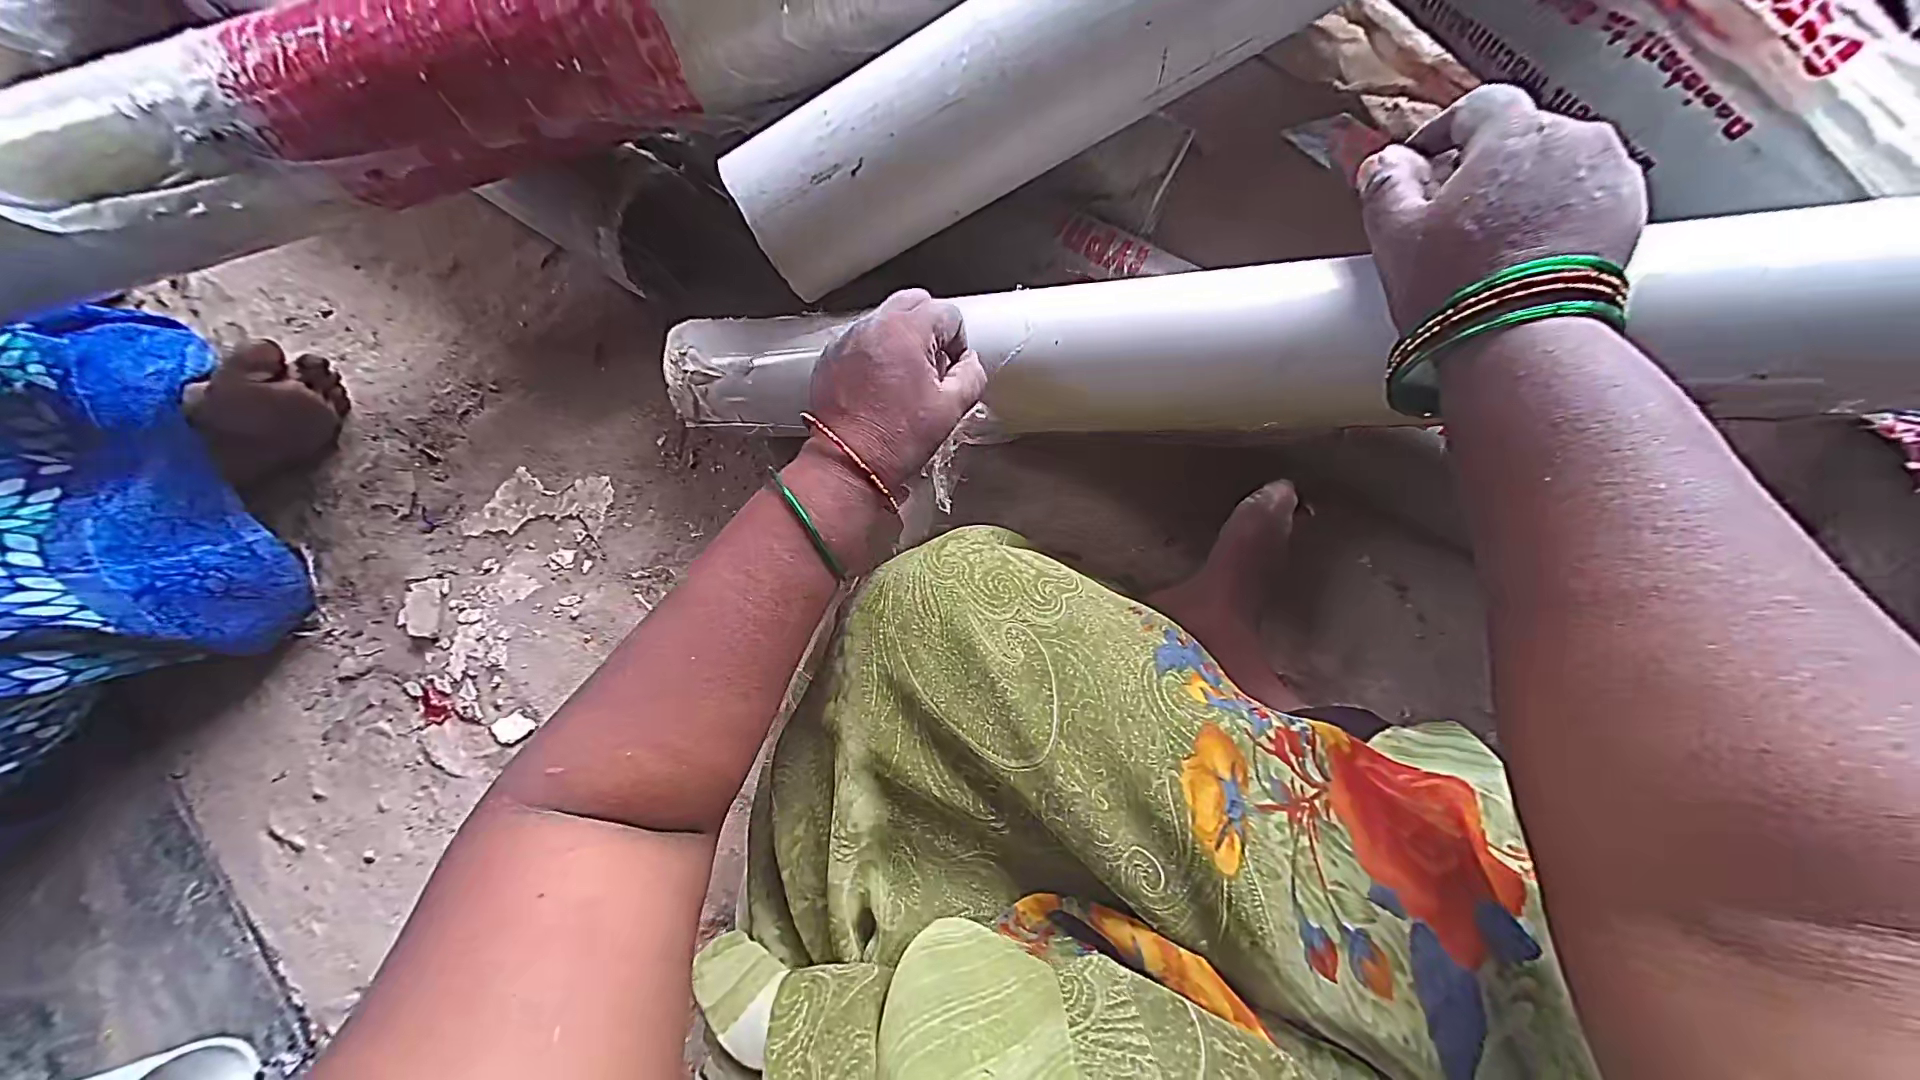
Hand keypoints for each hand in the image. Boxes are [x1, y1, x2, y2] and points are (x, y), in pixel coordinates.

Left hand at [807, 288, 987, 493]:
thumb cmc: (896, 439)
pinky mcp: (831, 357)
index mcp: (906, 331)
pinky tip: (879, 388)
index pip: (947, 313)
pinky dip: (876, 354)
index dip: (957, 342)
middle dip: (930, 330)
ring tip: (904, 383)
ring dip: (902, 341)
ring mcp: (848, 339)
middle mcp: (873, 326)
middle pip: (914, 303)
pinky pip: (862, 341)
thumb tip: (969, 363)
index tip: (951, 370)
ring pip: (886, 321)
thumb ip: (972, 375)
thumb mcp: (951, 409)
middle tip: (931, 369)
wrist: (848, 462)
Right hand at [1357, 84, 1647, 331]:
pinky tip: (1518, 253)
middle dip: (1480, 169)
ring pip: (1550, 167)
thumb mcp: (1394, 236)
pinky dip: (1550, 215)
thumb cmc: (1453, 286)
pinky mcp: (1626, 213)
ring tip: (1483, 241)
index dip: (1439, 133)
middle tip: (1445, 215)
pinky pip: (1579, 197)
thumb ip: (1386, 187)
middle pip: (1516, 138)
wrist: (1519, 338)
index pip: (1475, 108)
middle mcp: (1571, 139)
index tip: (1418, 164)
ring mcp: (1607, 174)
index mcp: (1511, 135)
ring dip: (1517, 192)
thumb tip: (1385, 162)